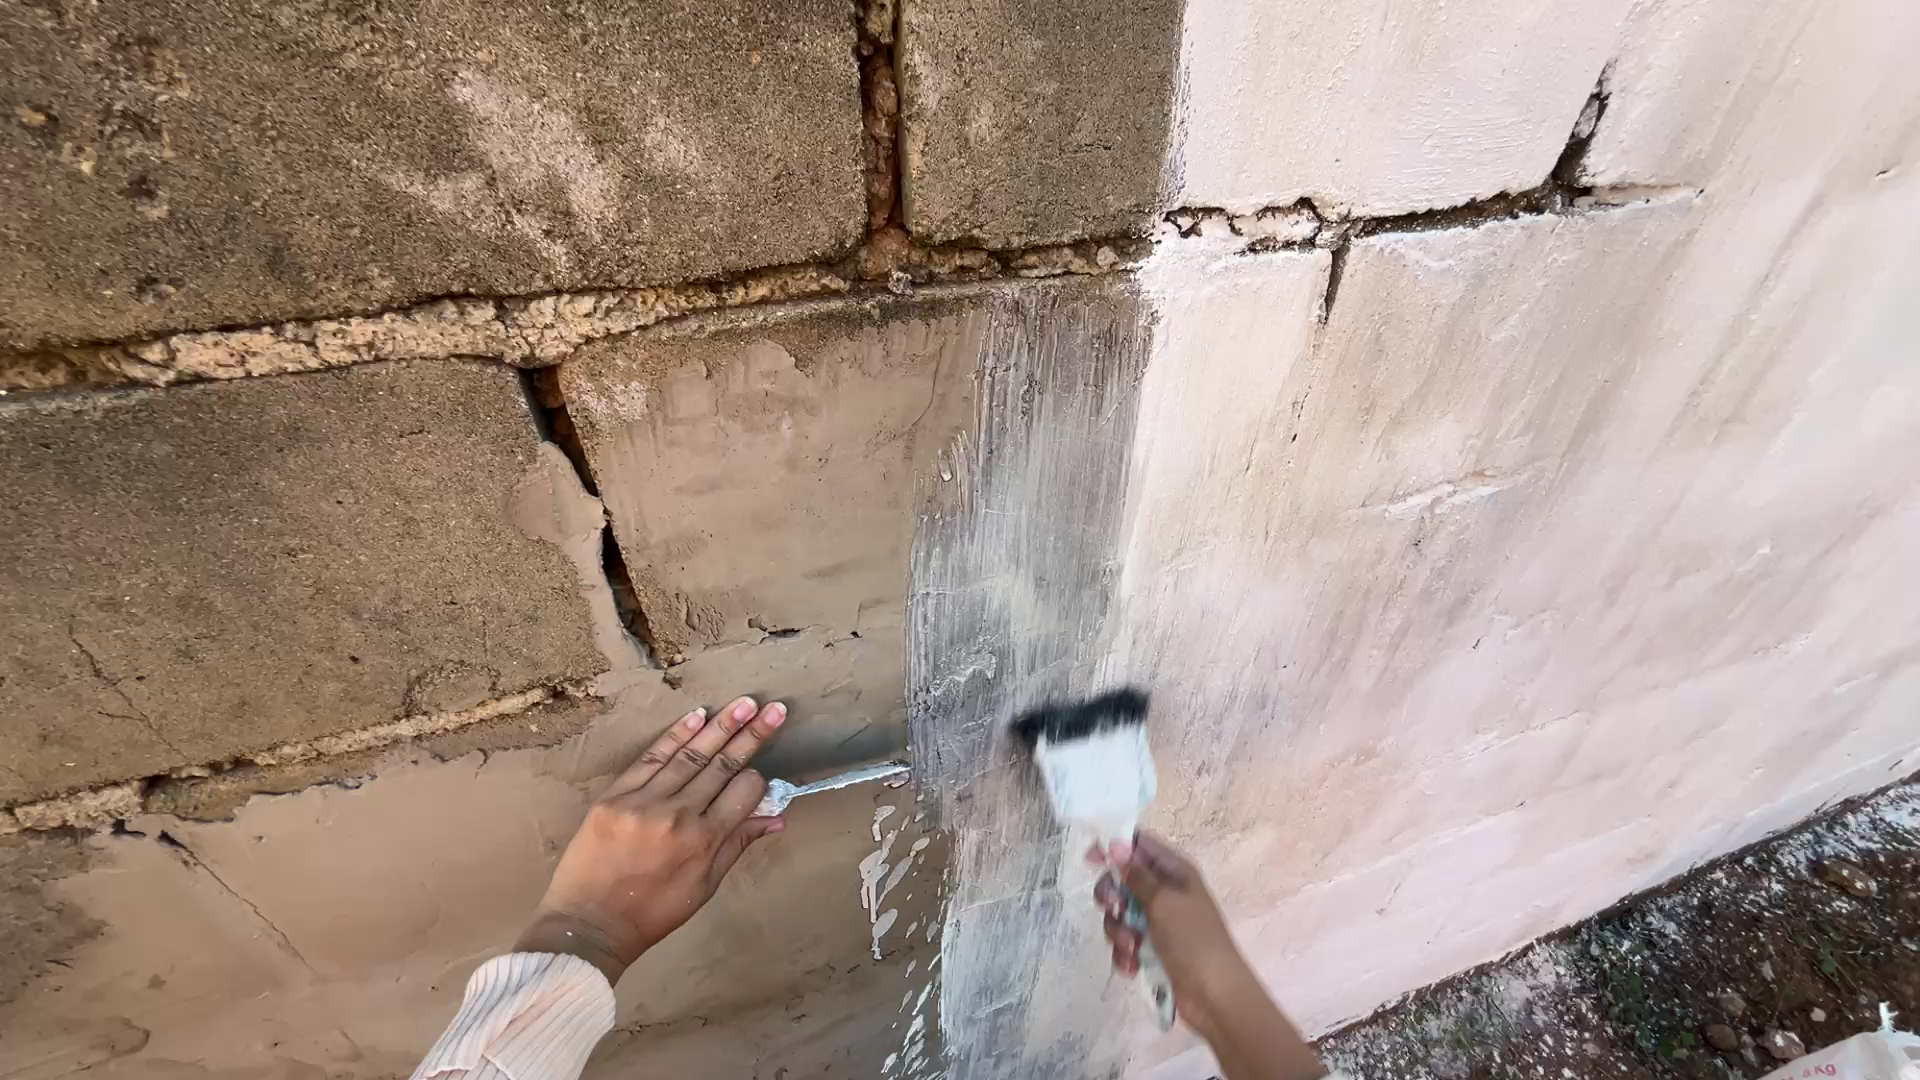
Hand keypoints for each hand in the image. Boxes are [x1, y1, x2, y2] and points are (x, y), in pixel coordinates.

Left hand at [515, 696, 787, 983]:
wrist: (586, 927)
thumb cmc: (653, 912)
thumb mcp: (705, 886)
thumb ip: (738, 844)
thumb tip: (777, 817)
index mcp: (703, 841)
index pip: (743, 792)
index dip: (757, 781)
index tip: (761, 774)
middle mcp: (677, 816)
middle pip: (722, 766)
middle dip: (752, 735)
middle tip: (775, 709)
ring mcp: (644, 802)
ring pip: (691, 755)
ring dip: (722, 725)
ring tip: (745, 703)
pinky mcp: (616, 796)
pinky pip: (653, 757)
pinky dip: (677, 734)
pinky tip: (698, 714)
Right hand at [1092, 831, 1257, 1041]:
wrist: (1217, 999)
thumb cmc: (1193, 940)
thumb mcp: (1164, 902)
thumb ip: (1136, 874)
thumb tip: (1116, 845)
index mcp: (1174, 871)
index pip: (1139, 844)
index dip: (1114, 846)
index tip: (1091, 859)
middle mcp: (1165, 891)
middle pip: (1122, 879)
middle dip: (1112, 895)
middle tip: (1113, 907)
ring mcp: (1158, 921)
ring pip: (1120, 913)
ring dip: (1119, 930)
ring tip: (1132, 946)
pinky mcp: (1152, 948)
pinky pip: (1125, 940)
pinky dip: (1125, 952)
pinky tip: (1134, 965)